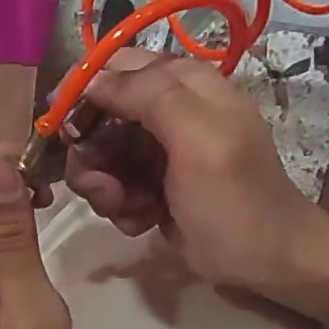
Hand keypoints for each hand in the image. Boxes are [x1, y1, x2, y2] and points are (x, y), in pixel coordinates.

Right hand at [64, 48, 328, 293]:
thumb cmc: (235, 200)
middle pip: (98, 113)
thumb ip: (150, 96)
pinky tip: (142, 219)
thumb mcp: (199, 139)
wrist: (264, 263)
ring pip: (98, 153)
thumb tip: (92, 79)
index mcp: (184, 84)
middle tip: (104, 184)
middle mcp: (166, 110)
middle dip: (91, 151)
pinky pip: (111, 183)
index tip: (64, 125)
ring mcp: (155, 149)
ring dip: (103, 185)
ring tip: (128, 207)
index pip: (116, 64)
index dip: (84, 89)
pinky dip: (119, 205)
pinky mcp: (149, 182)